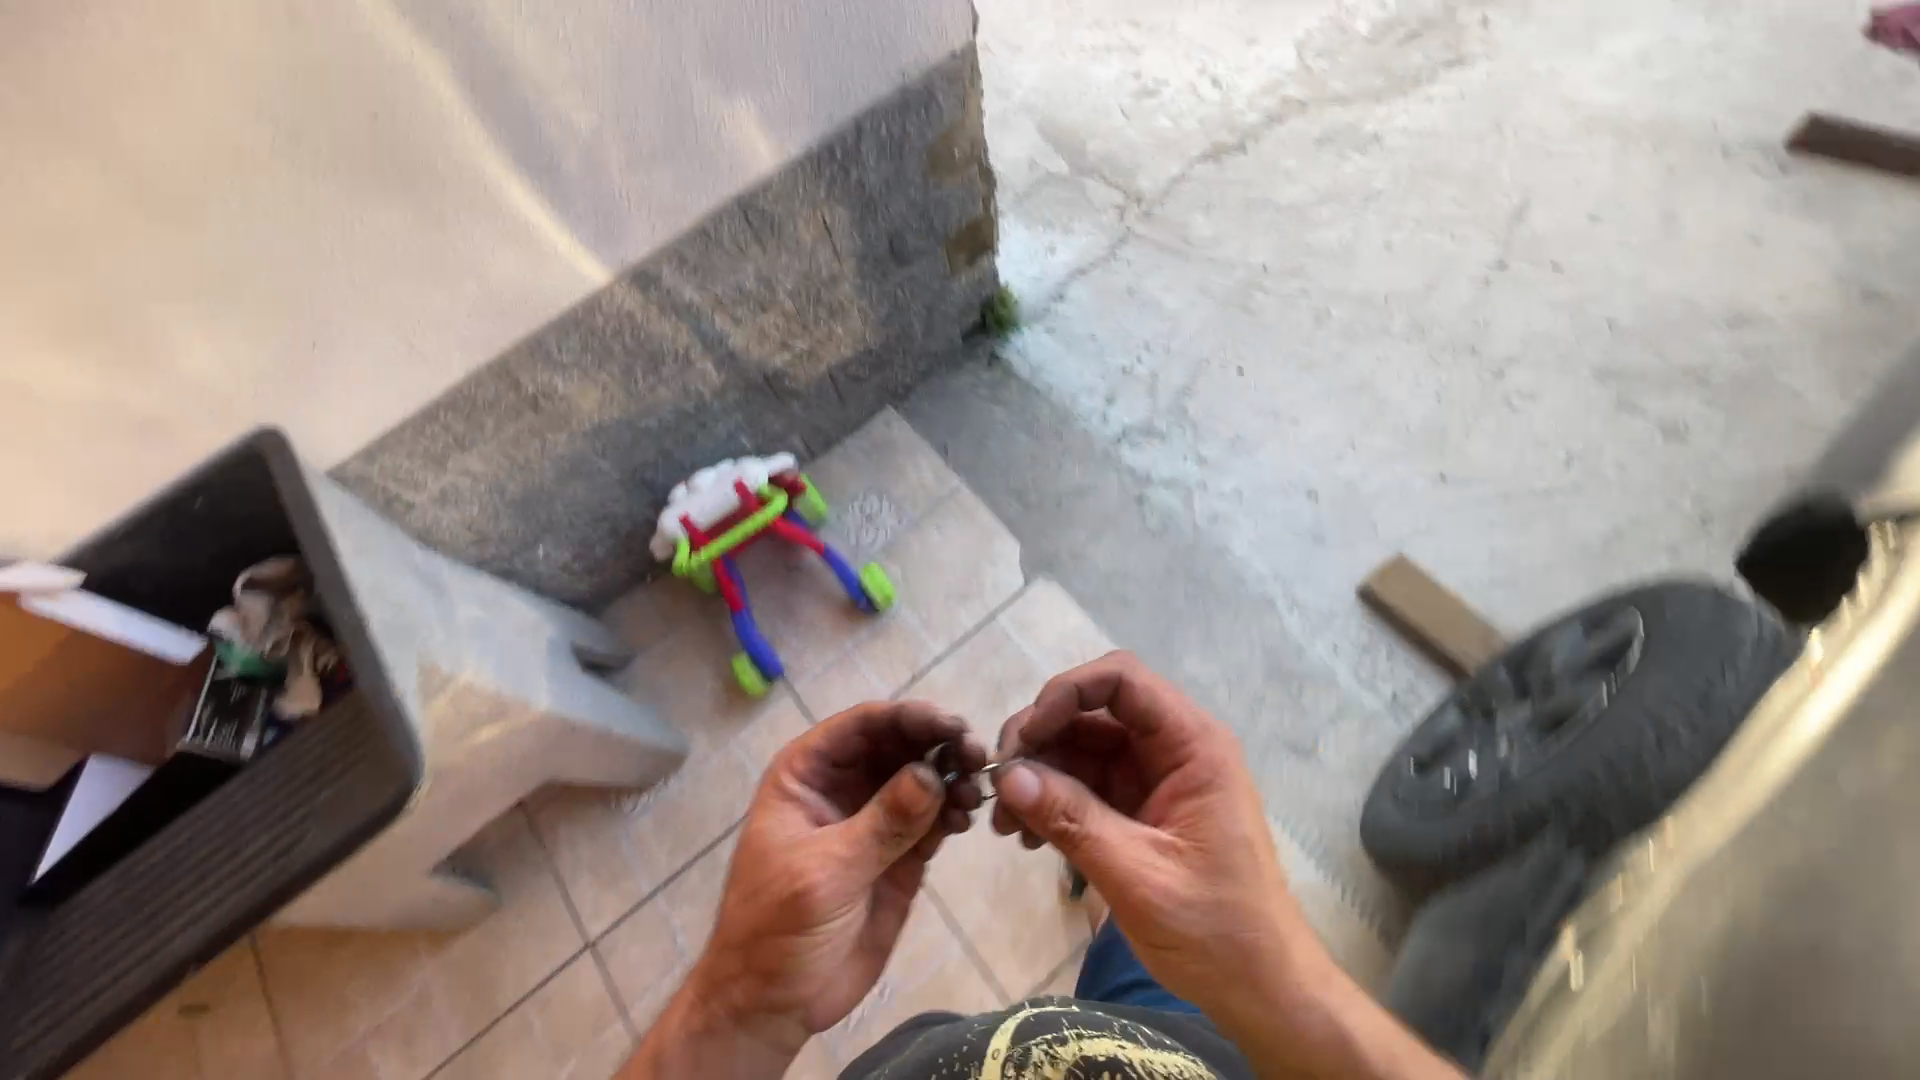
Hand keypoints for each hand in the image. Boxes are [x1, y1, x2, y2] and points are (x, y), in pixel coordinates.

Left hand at [625, 701, 984, 1078]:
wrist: (772, 1003)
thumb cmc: (777, 927)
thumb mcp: (825, 872)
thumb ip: (881, 823)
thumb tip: (932, 774)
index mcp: (808, 773)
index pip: (863, 725)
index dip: (907, 717)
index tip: (950, 725)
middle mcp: (844, 784)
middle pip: (899, 744)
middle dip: (938, 742)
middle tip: (976, 755)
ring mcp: (874, 818)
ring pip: (921, 777)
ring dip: (952, 776)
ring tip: (976, 791)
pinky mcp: (900, 853)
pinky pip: (932, 818)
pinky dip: (952, 812)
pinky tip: (966, 819)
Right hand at [991, 653, 1464, 1079]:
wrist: (1260, 990)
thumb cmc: (1216, 931)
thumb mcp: (1138, 875)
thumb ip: (1073, 820)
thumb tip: (1008, 776)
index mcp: (1192, 745)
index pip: (1121, 680)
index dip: (1065, 694)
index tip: (1024, 740)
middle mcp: (1171, 748)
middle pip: (1091, 710)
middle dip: (1039, 740)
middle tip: (1000, 786)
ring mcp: (1152, 776)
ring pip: (1079, 747)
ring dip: (1036, 775)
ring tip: (1005, 824)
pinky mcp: (1136, 806)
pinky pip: (1082, 783)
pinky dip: (1049, 802)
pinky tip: (1027, 838)